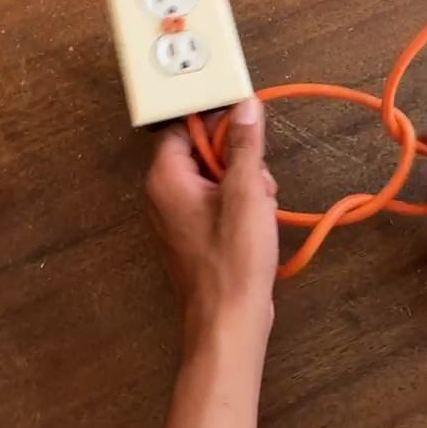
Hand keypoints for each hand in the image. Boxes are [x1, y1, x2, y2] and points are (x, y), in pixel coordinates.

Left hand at [145, 98, 278, 339]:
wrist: (229, 321)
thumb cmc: (233, 259)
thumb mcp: (245, 191)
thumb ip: (244, 144)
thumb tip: (245, 106)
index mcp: (166, 178)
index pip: (182, 127)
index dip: (214, 119)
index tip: (244, 120)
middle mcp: (164, 195)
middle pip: (201, 150)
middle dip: (237, 156)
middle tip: (258, 176)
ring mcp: (178, 216)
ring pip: (214, 175)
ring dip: (244, 179)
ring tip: (262, 201)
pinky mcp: (195, 234)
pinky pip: (216, 199)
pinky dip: (239, 201)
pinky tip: (259, 217)